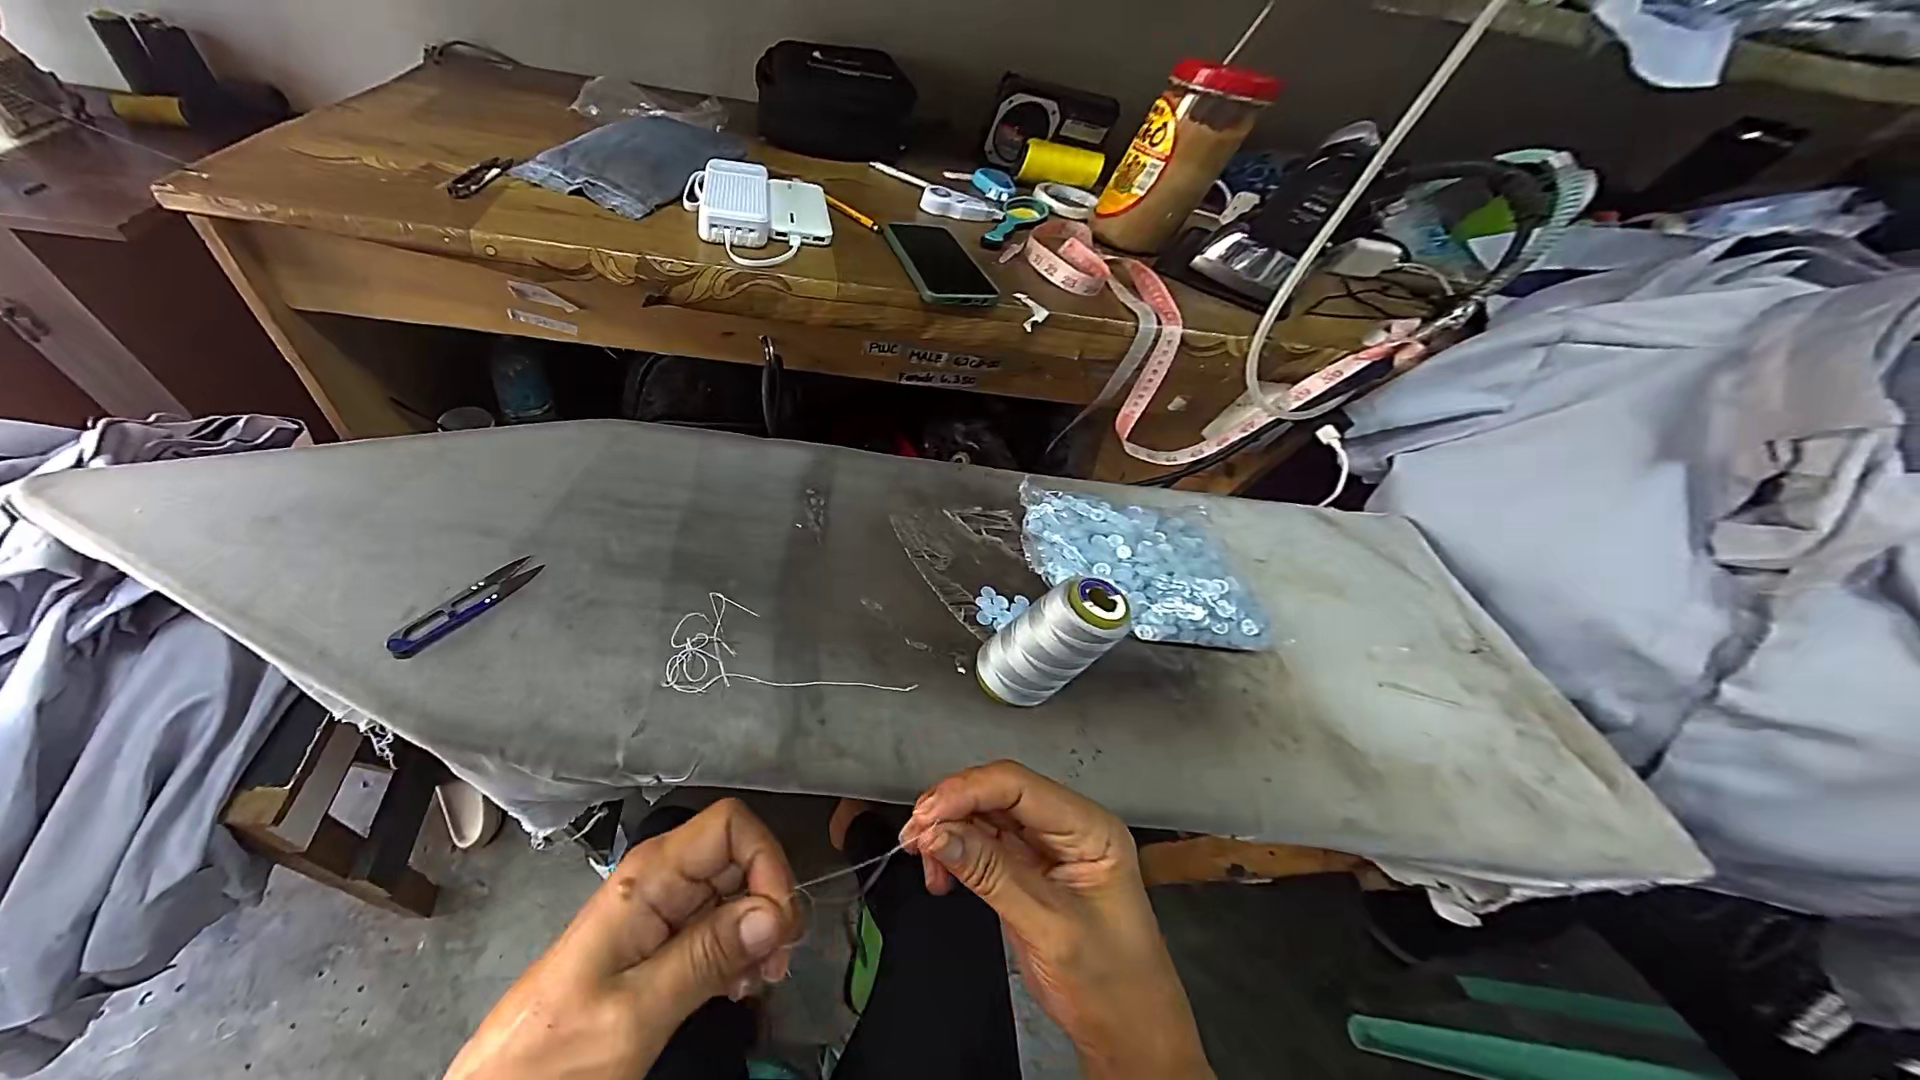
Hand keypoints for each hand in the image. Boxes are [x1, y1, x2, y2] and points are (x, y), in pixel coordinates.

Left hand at [445, 799, 798, 1079]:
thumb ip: (706, 956)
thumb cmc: (552, 1058)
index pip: (730, 824)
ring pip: (739, 891)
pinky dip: (743, 950)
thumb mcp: (633, 1014)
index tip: (778, 920)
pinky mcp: (666, 942)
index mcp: (648, 879)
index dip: (765, 860)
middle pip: (741, 856)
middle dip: (770, 901)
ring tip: (760, 979)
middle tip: (776, 960)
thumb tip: (775, 914)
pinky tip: (739, 985)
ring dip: (762, 930)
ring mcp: (665, 911)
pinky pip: (723, 925)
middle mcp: (661, 881)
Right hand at [901, 762, 1212, 1079]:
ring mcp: (1046, 846)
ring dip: (949, 830)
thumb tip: (937, 835)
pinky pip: (983, 844)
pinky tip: (940, 871)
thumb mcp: (1050, 928)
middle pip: (998, 793)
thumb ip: (991, 875)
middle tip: (915, 836)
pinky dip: (956, 852)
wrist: (1129, 1033)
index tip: (927, 814)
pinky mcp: (1028, 868)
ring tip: (923, 857)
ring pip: (985, 816)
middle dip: (952, 809)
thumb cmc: (1111, 984)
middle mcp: (1067, 826)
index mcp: (1089, 827)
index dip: (968, 791)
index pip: (1020, 785)